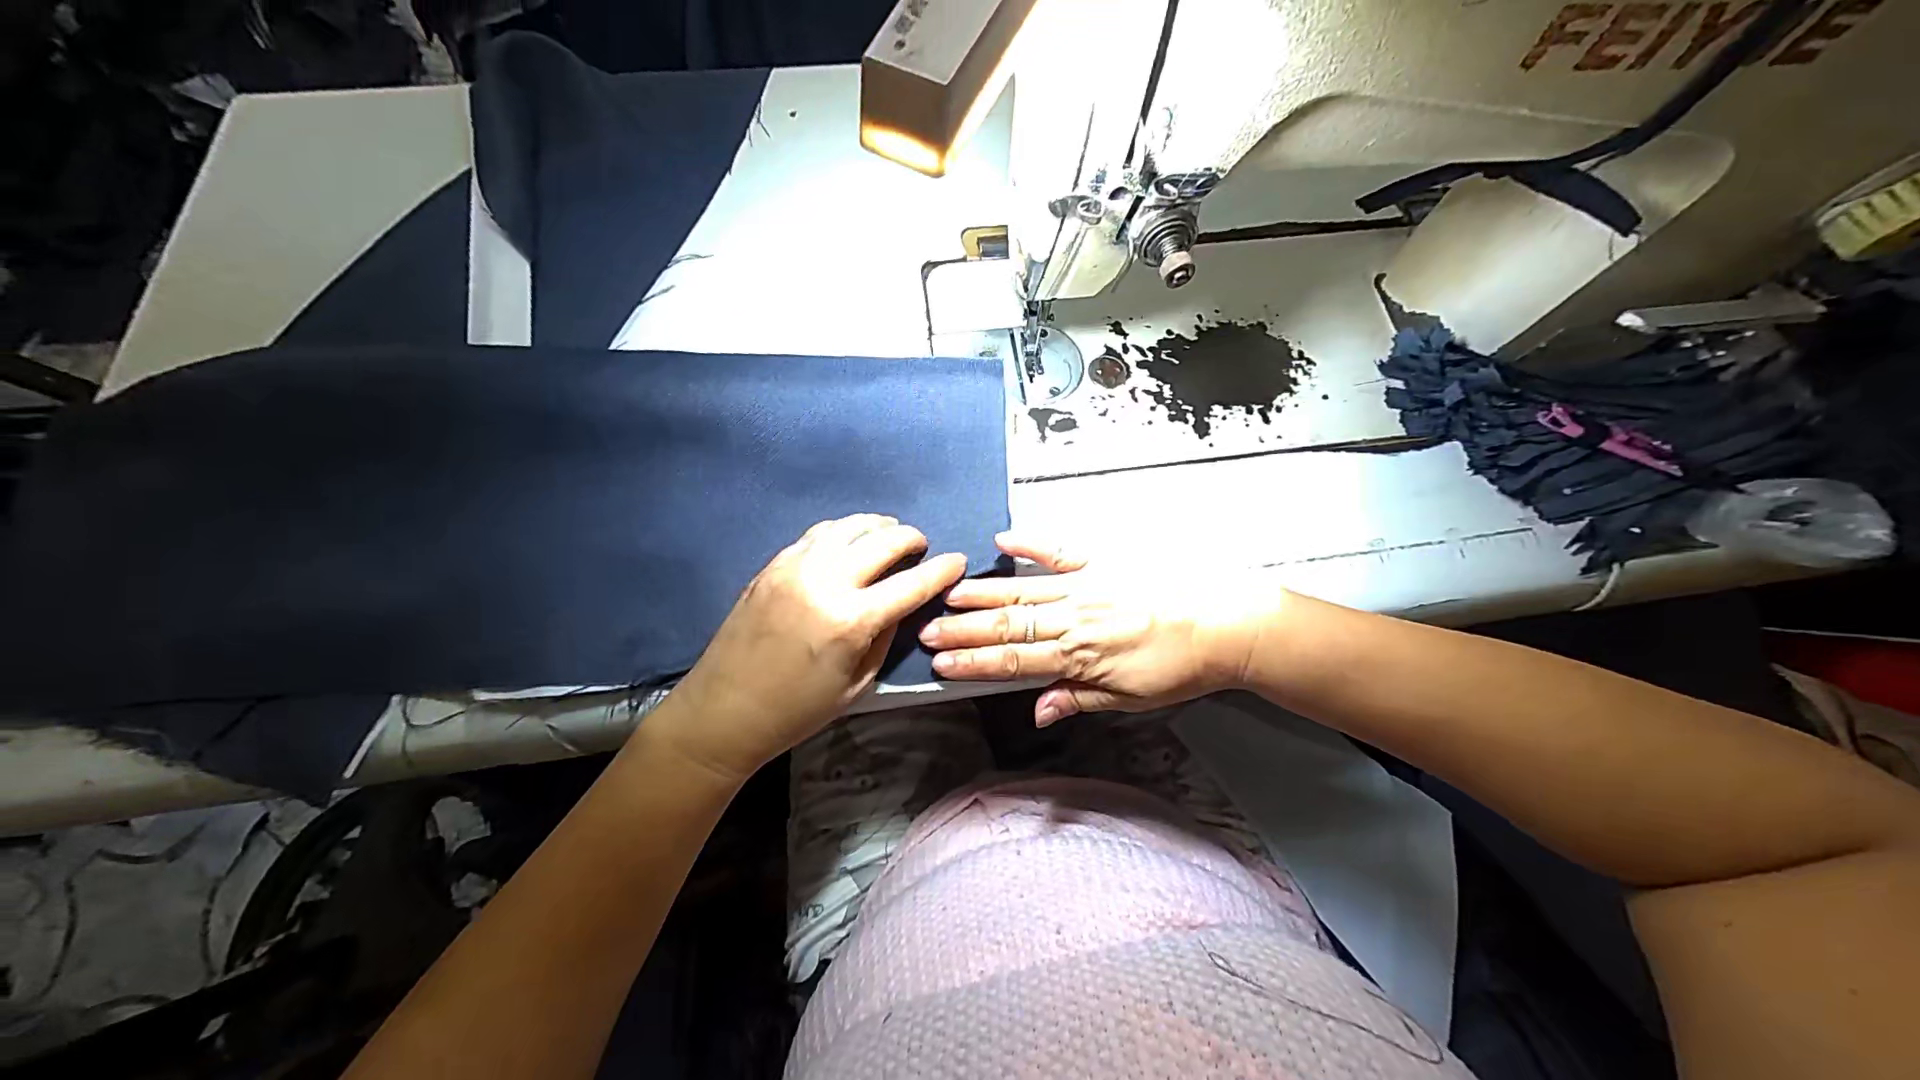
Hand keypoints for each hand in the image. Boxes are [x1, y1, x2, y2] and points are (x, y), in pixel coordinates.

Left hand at [658, 515, 966, 782]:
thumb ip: (884, 635)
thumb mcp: (857, 683)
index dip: (941, 570)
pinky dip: (842, 531)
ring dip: (876, 526)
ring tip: (890, 533)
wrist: (723, 711)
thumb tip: (901, 602)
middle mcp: (824, 582)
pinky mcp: (772, 566)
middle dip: (911, 539)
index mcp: (850, 621)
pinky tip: (849, 540)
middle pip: (881, 542)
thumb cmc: (796, 710)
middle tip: (922, 545)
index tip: (958, 560)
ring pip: (847, 527)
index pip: (910, 583)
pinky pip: (816, 535)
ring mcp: (794, 568)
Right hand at [921, 533, 1279, 726]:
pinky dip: (1030, 545)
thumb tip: (1038, 712)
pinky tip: (1002, 541)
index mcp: (1081, 657)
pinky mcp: (1103, 559)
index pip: (1014, 662)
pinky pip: (1060, 550)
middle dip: (963, 631)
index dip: (973, 663)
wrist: (1226, 624)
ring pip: (1023, 590)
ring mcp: (1087, 585)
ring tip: (949, 595)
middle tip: (927, 629)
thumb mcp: (1132, 698)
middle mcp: (1075, 619)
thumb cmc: (1182, 666)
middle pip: (1008, 626)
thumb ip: (1079, 699)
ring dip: (983, 594)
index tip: (942, 663)